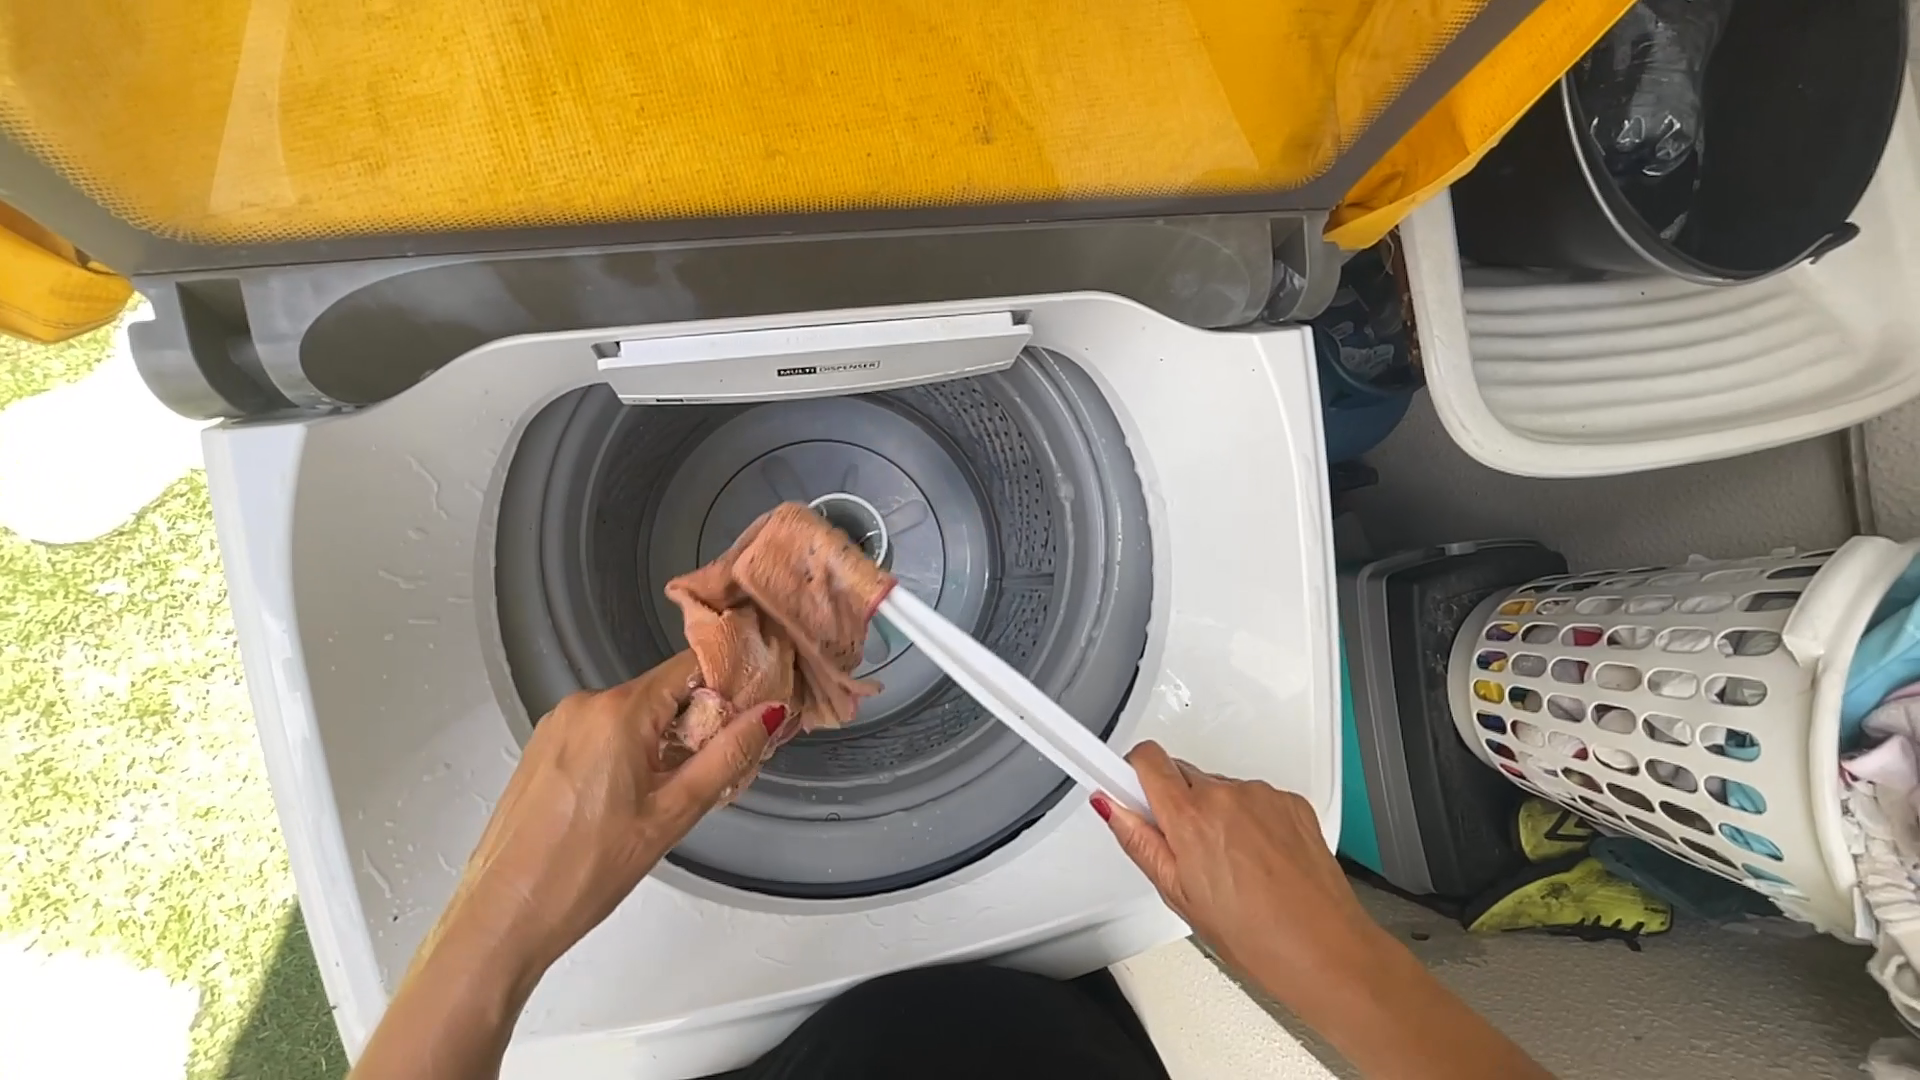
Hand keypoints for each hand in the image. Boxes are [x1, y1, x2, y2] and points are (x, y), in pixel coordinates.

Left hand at [354, 653, 786, 1079]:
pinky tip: (634, 796)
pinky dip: (631, 750)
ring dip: (664, 739)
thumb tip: (768, 714)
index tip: (750, 712)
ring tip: (670, 793)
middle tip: (714, 768)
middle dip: (698, 721)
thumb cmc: (579, 873)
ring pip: (636, 712)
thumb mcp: (673, 813)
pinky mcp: (545, 746)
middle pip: (665, 690)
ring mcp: (559, 724)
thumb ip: (728, 755)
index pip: (692, 665)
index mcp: (618, 712)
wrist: (501, 919)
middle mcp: (584, 705)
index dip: (729, 684)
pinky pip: (604, 729)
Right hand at [1093, 741, 1371, 991]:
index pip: (1145, 759)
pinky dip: (1248, 817)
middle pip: (1179, 773)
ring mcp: (1261, 795)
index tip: (1109, 768)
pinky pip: (1252, 795)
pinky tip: (1258, 858)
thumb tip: (1112, 808)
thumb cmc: (1259, 938)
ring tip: (1230, 862)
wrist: (1330, 952)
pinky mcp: (1290, 799)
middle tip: (1183, 846)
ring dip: (1213, 811)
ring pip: (1216, 786)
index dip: (1126, 768)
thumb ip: (1140, 842)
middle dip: (1173, 800)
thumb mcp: (1180, 896)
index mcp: (1191, 818)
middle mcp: (1226, 795)